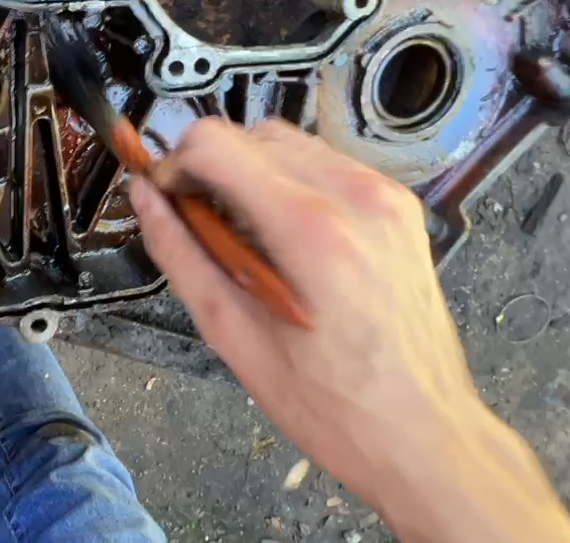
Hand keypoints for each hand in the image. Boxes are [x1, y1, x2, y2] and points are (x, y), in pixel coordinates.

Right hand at [129, 118, 569, 542]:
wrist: (426, 435)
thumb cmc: (332, 402)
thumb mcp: (228, 330)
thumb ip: (176, 249)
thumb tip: (143, 196)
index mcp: (308, 230)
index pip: (212, 142)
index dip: (173, 164)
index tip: (166, 195)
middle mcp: (353, 197)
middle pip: (243, 133)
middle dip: (205, 166)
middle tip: (198, 217)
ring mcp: (382, 195)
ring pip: (279, 138)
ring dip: (243, 168)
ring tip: (240, 227)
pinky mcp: (396, 202)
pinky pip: (317, 159)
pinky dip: (282, 178)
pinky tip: (280, 228)